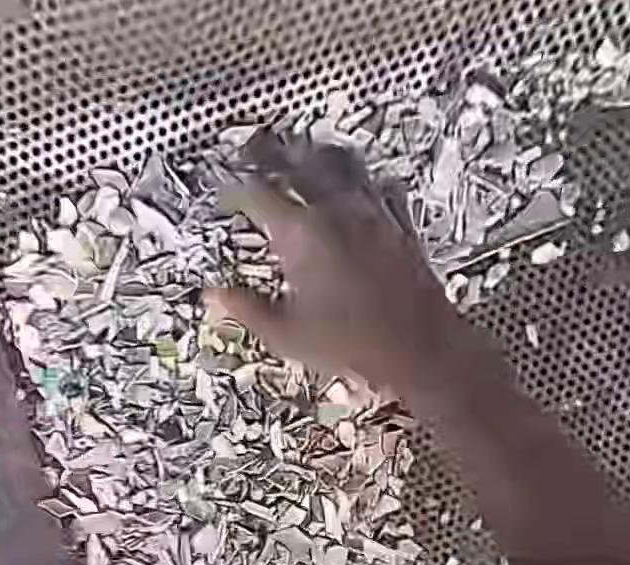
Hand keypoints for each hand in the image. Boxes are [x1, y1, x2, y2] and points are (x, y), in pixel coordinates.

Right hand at [206, 136, 488, 398]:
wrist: (415, 347)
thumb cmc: (347, 344)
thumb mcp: (285, 334)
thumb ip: (247, 308)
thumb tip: (214, 294)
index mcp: (301, 236)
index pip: (260, 197)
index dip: (239, 189)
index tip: (228, 189)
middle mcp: (336, 212)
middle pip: (301, 167)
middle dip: (276, 157)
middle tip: (260, 151)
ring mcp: (372, 214)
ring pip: (343, 166)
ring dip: (319, 158)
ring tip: (306, 155)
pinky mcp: (399, 225)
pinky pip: (379, 187)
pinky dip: (361, 181)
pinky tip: (359, 187)